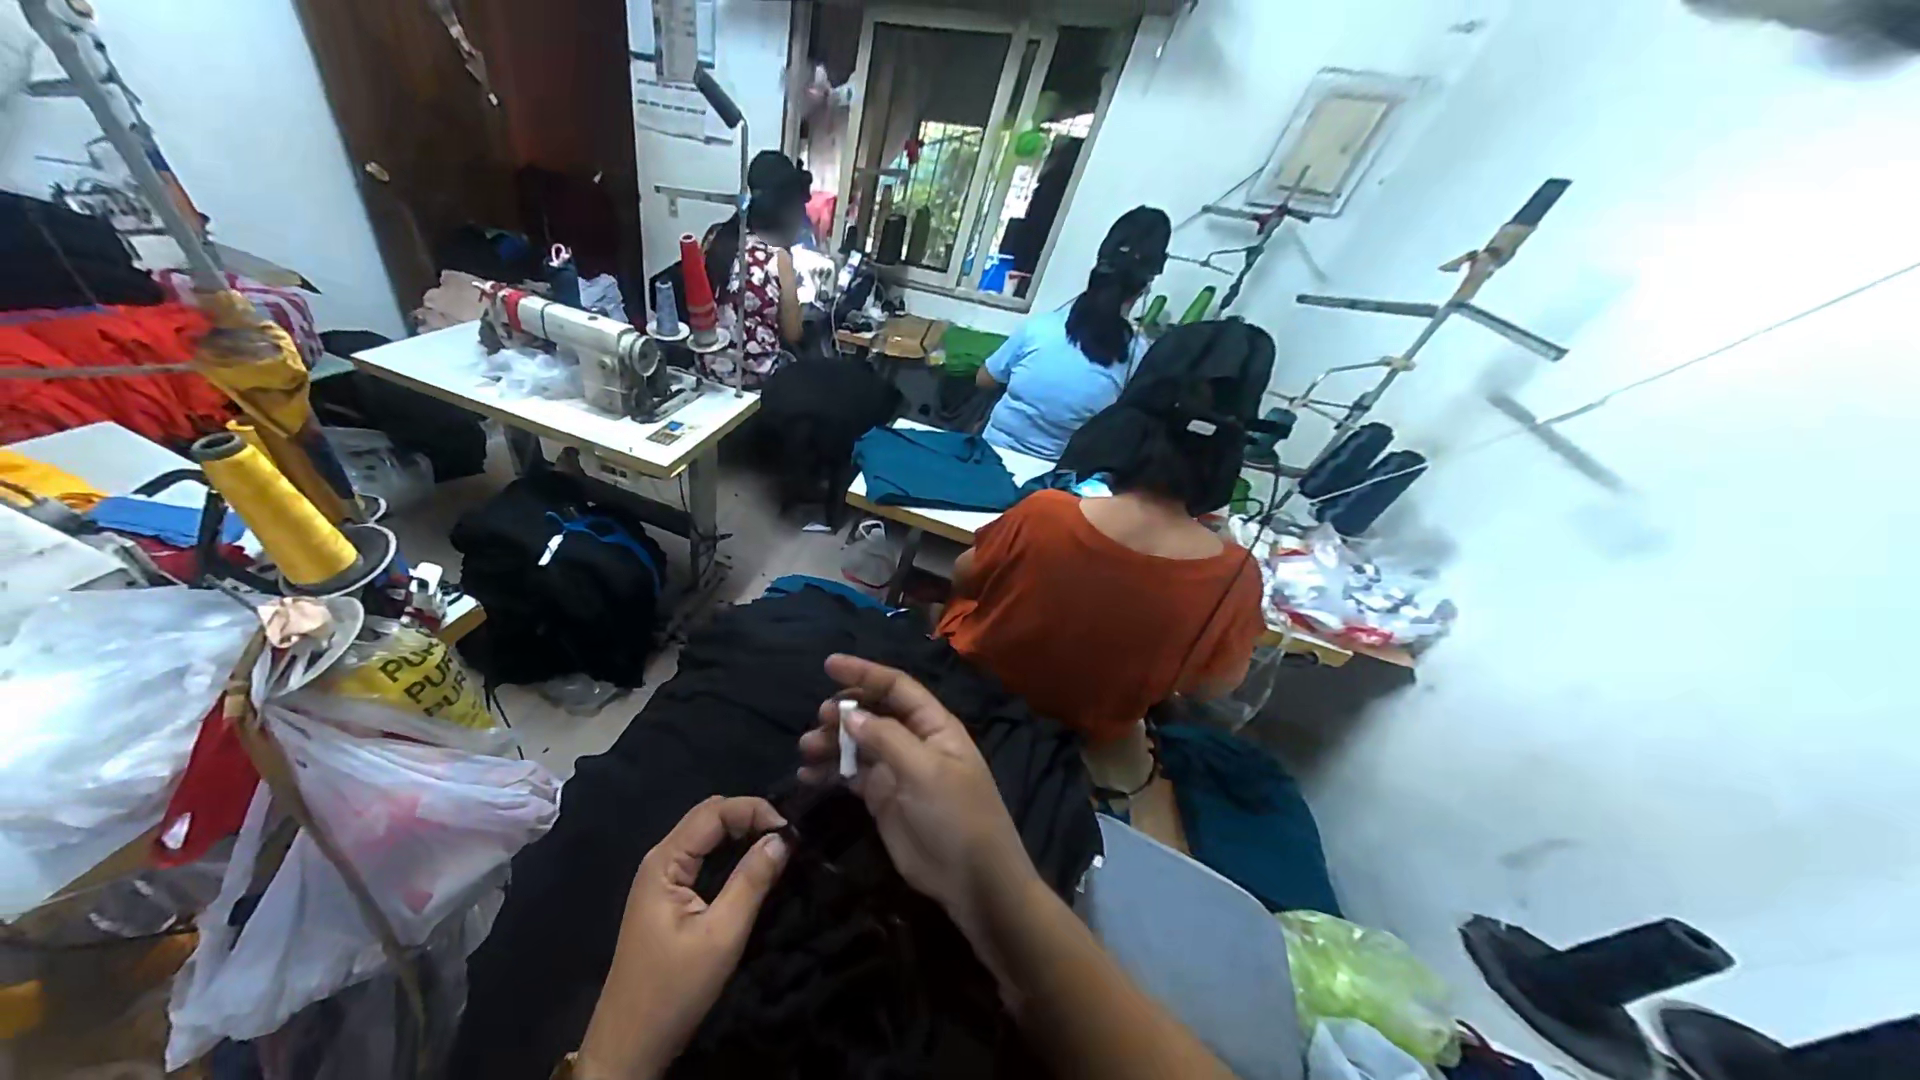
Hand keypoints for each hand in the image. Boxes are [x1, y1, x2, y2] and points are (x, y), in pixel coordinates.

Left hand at [576, 797, 788, 1079]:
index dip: (754, 809)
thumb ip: (752, 880)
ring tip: (777, 844)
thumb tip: (782, 837)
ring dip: (742, 831)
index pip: (714, 811)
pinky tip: (752, 862)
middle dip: (750, 815)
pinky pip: (703, 856)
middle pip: (709, 816)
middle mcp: (660, 860)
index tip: (789, 830)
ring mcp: (661, 879)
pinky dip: (731, 850)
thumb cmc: (672, 991)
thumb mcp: (721, 936)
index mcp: (664, 862)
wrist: (627, 1049)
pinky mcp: (668, 897)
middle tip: (786, 835)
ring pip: (706, 835)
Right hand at [799, 654, 1038, 938]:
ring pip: (858, 743)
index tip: (829, 665)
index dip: (864, 673)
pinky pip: (851, 774)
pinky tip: (809, 774)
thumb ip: (887, 739)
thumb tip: (851, 714)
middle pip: (873, 713)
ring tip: (806, 749)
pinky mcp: (882, 798)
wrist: (972, 879)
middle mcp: (914, 741)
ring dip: (832, 741)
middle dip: (844, 711)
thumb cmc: (957, 815)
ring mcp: (897, 770)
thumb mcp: (926, 772)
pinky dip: (830, 771)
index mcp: (934, 725)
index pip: (897, 687)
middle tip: (818, 720)